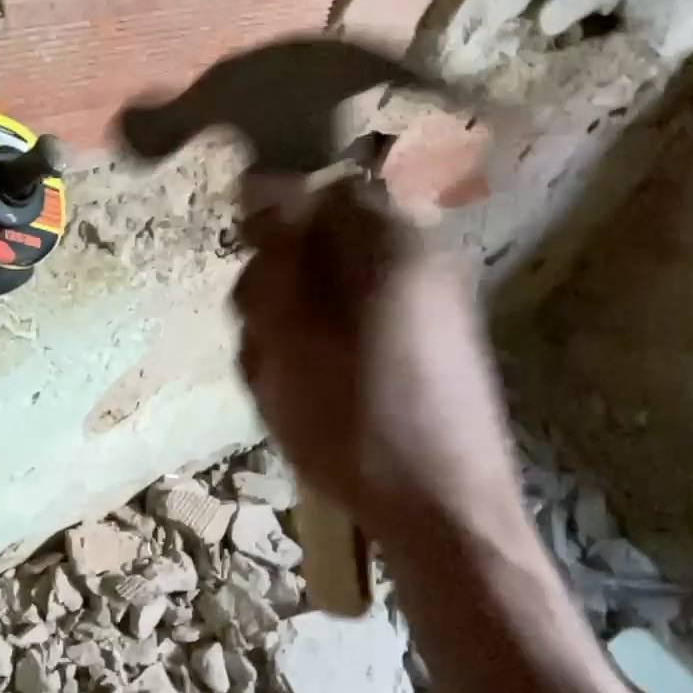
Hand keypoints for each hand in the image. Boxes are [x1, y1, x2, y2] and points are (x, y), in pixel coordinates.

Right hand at [231, 177, 523, 536]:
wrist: (442, 512)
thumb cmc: (354, 417)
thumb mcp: (293, 328)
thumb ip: (278, 248)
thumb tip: (262, 180)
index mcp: (392, 245)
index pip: (319, 189)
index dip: (275, 220)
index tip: (250, 264)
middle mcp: (418, 260)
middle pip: (320, 237)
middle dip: (278, 281)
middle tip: (264, 334)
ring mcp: (427, 304)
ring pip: (329, 284)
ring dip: (291, 322)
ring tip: (283, 377)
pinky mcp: (426, 345)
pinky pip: (353, 322)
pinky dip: (322, 346)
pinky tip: (309, 393)